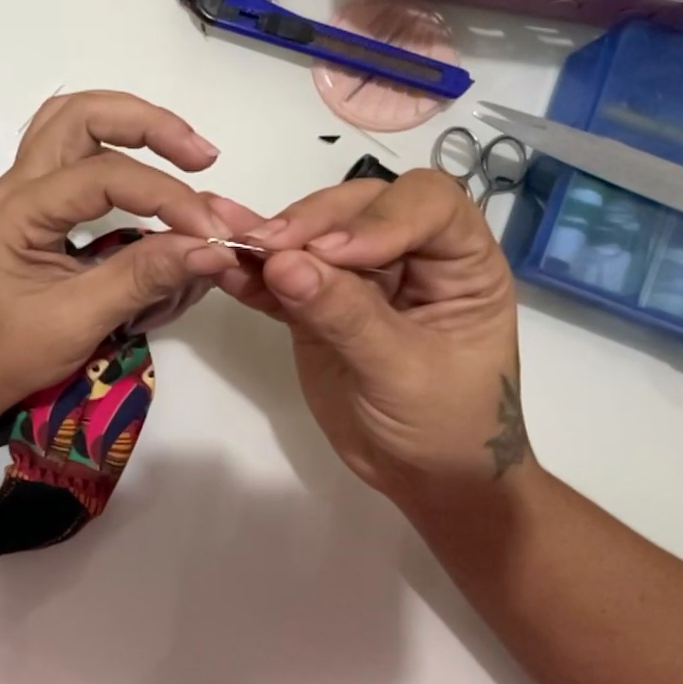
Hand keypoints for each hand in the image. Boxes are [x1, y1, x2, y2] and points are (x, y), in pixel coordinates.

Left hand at [0, 91, 236, 453]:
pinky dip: (110, 140)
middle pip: (79, 115)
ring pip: (71, 120)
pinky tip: (143, 162)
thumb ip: (144, 277)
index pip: (104, 176)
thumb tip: (213, 247)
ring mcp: (20, 190)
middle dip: (147, 124)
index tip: (210, 230)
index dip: (165, 196)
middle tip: (202, 157)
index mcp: (18, 213)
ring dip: (127, 122)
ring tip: (181, 150)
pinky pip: (68, 146)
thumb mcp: (80, 320)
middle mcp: (15, 186)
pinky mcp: (32, 202)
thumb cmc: (12, 352)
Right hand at [209, 170, 527, 505]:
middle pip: (359, 207)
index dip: (379, 217)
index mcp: (460, 263)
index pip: (427, 205)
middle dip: (312, 222)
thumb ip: (345, 315)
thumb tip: (282, 263)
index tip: (331, 254)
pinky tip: (222, 271)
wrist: (421, 478)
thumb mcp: (403, 372)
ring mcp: (357, 277)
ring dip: (270, 239)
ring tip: (229, 249)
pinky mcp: (314, 302)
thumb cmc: (444, 426)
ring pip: (313, 233)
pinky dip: (251, 273)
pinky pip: (281, 275)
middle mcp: (409, 256)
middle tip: (263, 246)